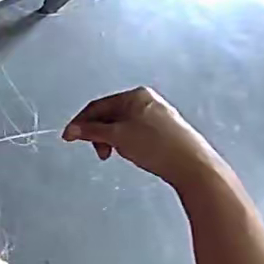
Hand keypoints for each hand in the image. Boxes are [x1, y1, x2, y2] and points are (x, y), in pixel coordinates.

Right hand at [62, 87, 226, 188]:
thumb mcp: (116, 137)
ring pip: (121, 125)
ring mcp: (158, 114)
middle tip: (96, 149)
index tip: (69, 137)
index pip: (97, 106)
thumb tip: (72, 130)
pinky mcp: (166, 129)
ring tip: (113, 153)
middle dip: (98, 133)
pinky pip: (134, 131)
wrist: (195, 167)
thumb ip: (90, 131)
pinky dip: (124, 141)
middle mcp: (147, 101)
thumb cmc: (156, 146)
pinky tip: (129, 152)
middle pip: (109, 115)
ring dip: (110, 139)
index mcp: (135, 96)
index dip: (80, 122)